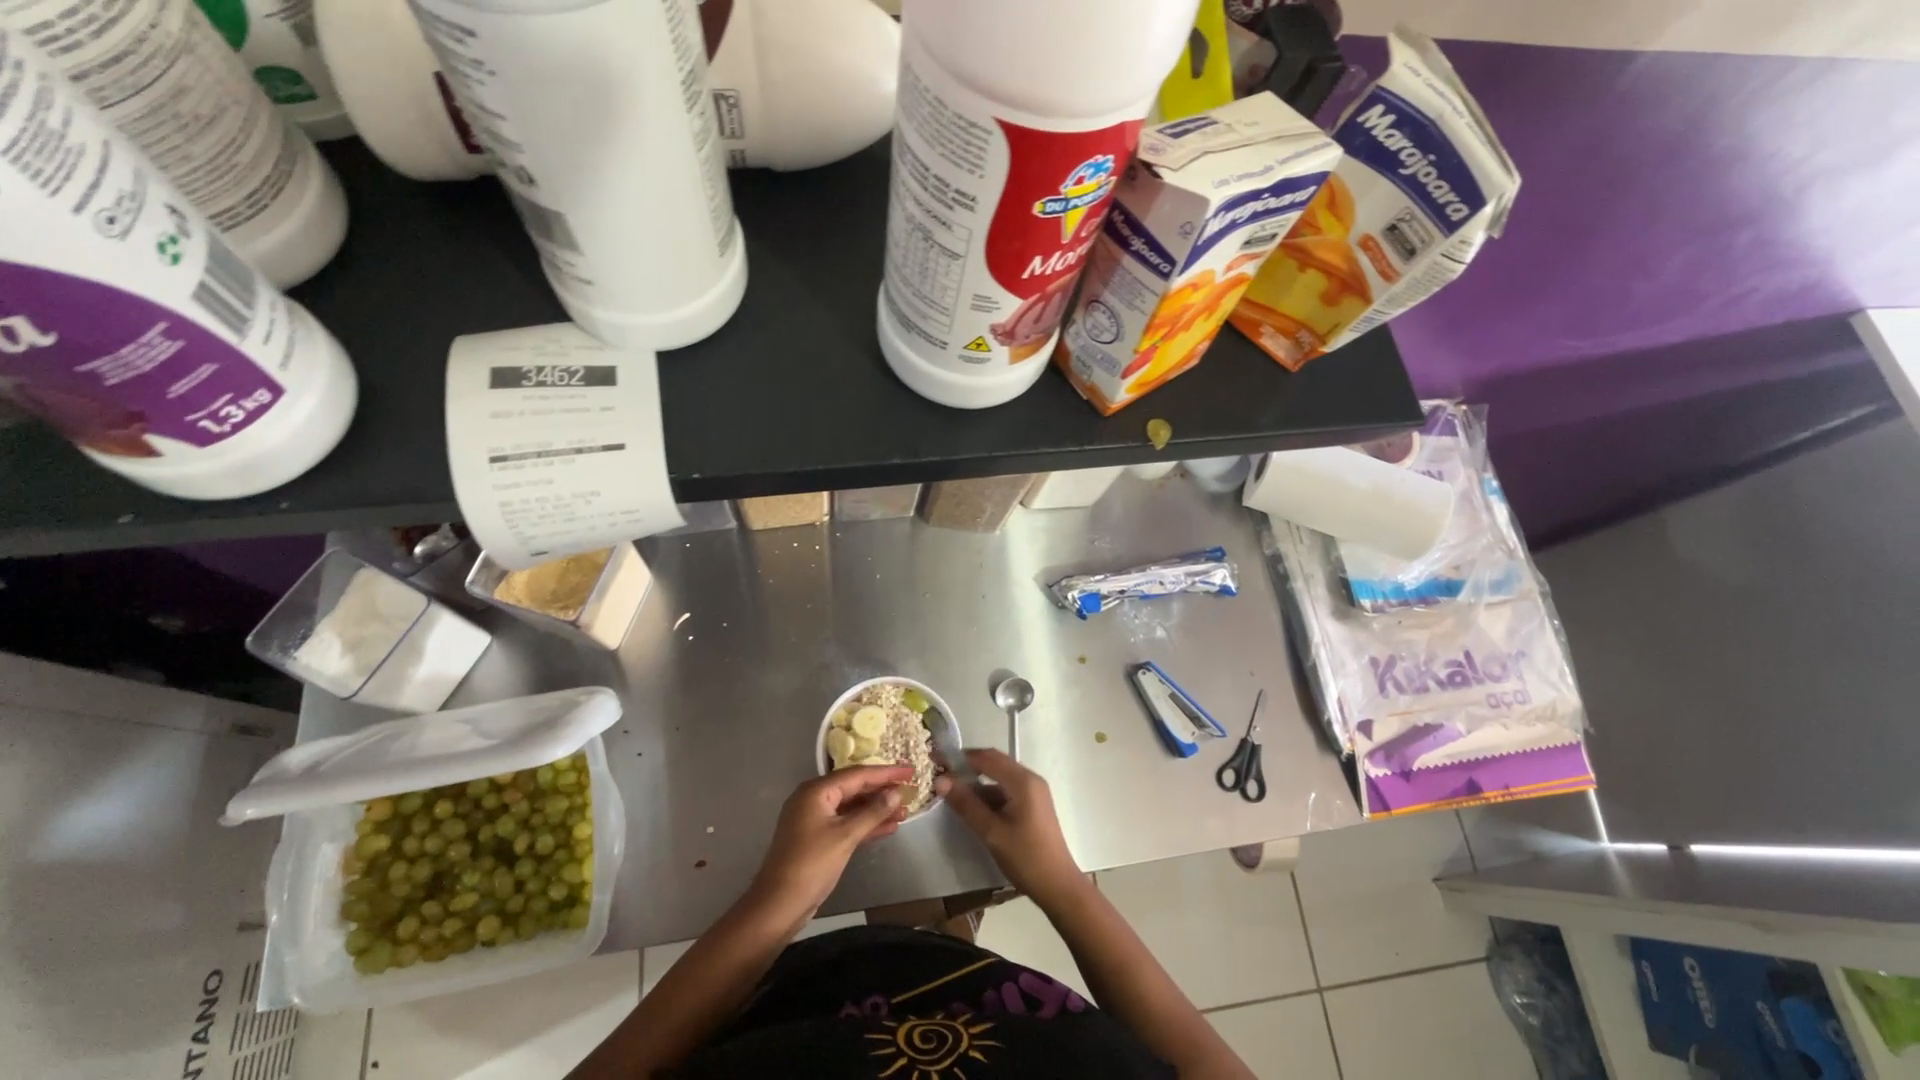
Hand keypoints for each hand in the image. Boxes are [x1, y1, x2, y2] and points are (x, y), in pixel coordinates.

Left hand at [752, 766, 912, 918]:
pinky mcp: (818, 838)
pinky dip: (866, 825)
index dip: (886, 773)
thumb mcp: (845, 836)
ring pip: (852, 807)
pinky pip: (847, 823)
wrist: (779, 903)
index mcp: (816, 791)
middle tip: (911, 790)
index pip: (857, 775)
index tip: (910, 771)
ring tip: (905, 812)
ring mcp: (815, 819)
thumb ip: (872, 812)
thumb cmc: (811, 864)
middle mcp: (814, 799)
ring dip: (877, 810)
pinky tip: (889, 828)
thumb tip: (896, 794)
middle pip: (854, 788)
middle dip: (882, 791)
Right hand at [936, 750, 1086, 907]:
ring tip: (951, 794)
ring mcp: (1034, 793)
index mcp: (1023, 781)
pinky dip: (988, 796)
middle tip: (941, 776)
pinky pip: (1006, 792)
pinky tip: (973, 809)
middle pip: (994, 764)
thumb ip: (966, 804)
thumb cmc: (1026, 857)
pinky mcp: (1033, 806)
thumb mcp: (992, 832)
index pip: (987, 758)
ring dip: (977, 784)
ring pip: (1000, 779)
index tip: (936, 760)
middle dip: (967, 768)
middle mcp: (1030, 780)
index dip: (960, 757)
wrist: (1058, 886)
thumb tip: (940, 781)